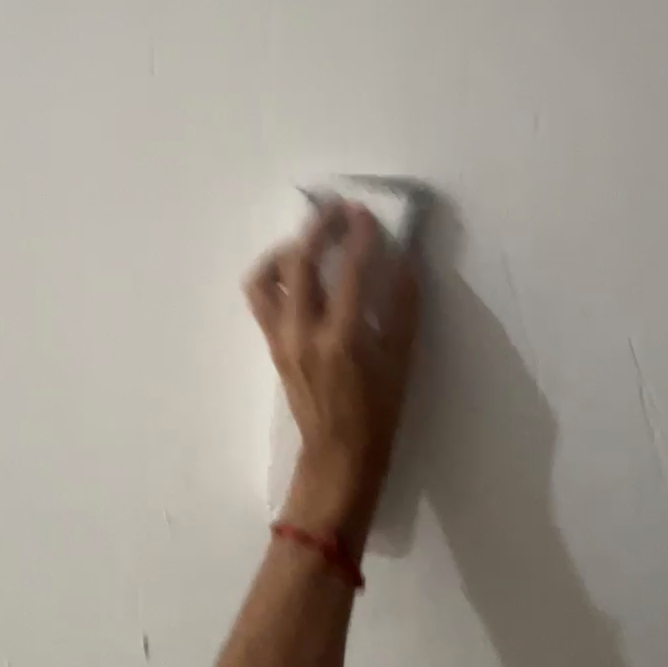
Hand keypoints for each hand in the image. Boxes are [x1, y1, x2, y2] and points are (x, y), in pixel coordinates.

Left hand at [246, 201, 422, 551]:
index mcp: (342, 339)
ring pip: (267, 276)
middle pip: (299, 261)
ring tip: (310, 238)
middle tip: (338, 210)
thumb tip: (406, 261)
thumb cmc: (379, 412)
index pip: (348, 270)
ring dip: (288, 247)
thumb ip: (404, 308)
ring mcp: (281, 338)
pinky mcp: (271, 343)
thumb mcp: (402, 362)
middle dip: (319, 227)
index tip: (366, 213)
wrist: (338, 456)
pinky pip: (261, 296)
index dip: (359, 235)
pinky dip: (274, 273)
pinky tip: (296, 269)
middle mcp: (304, 333)